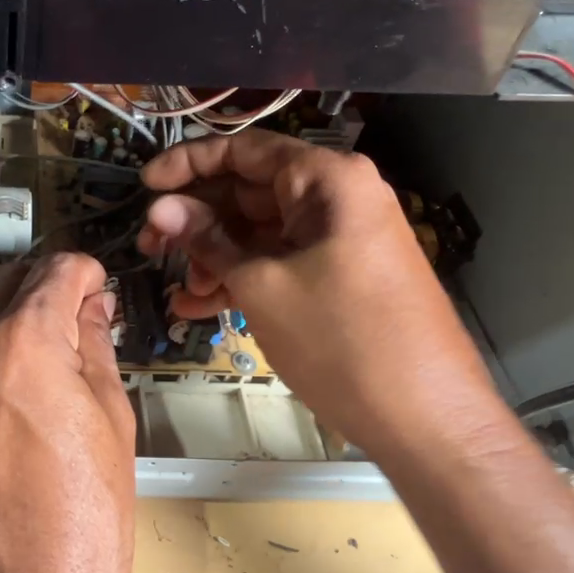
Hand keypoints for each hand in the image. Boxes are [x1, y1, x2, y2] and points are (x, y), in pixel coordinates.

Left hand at [0, 254, 135, 572]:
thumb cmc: (77, 524)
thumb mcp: (110, 418)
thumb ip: (94, 345)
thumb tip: (91, 311)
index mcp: (23, 343)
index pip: (57, 270)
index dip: (87, 272)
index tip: (97, 285)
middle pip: (12, 281)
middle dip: (50, 287)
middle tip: (81, 313)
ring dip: (18, 319)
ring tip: (54, 356)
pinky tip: (21, 389)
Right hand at [137, 130, 501, 455]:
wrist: (429, 422)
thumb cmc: (343, 340)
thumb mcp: (262, 285)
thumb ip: (206, 239)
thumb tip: (159, 208)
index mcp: (326, 179)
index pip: (243, 150)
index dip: (187, 164)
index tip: (144, 186)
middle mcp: (336, 197)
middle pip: (247, 191)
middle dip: (196, 221)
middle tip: (151, 247)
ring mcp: (339, 237)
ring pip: (258, 231)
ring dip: (213, 257)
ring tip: (181, 294)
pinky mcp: (339, 273)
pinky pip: (279, 260)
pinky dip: (242, 278)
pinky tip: (202, 307)